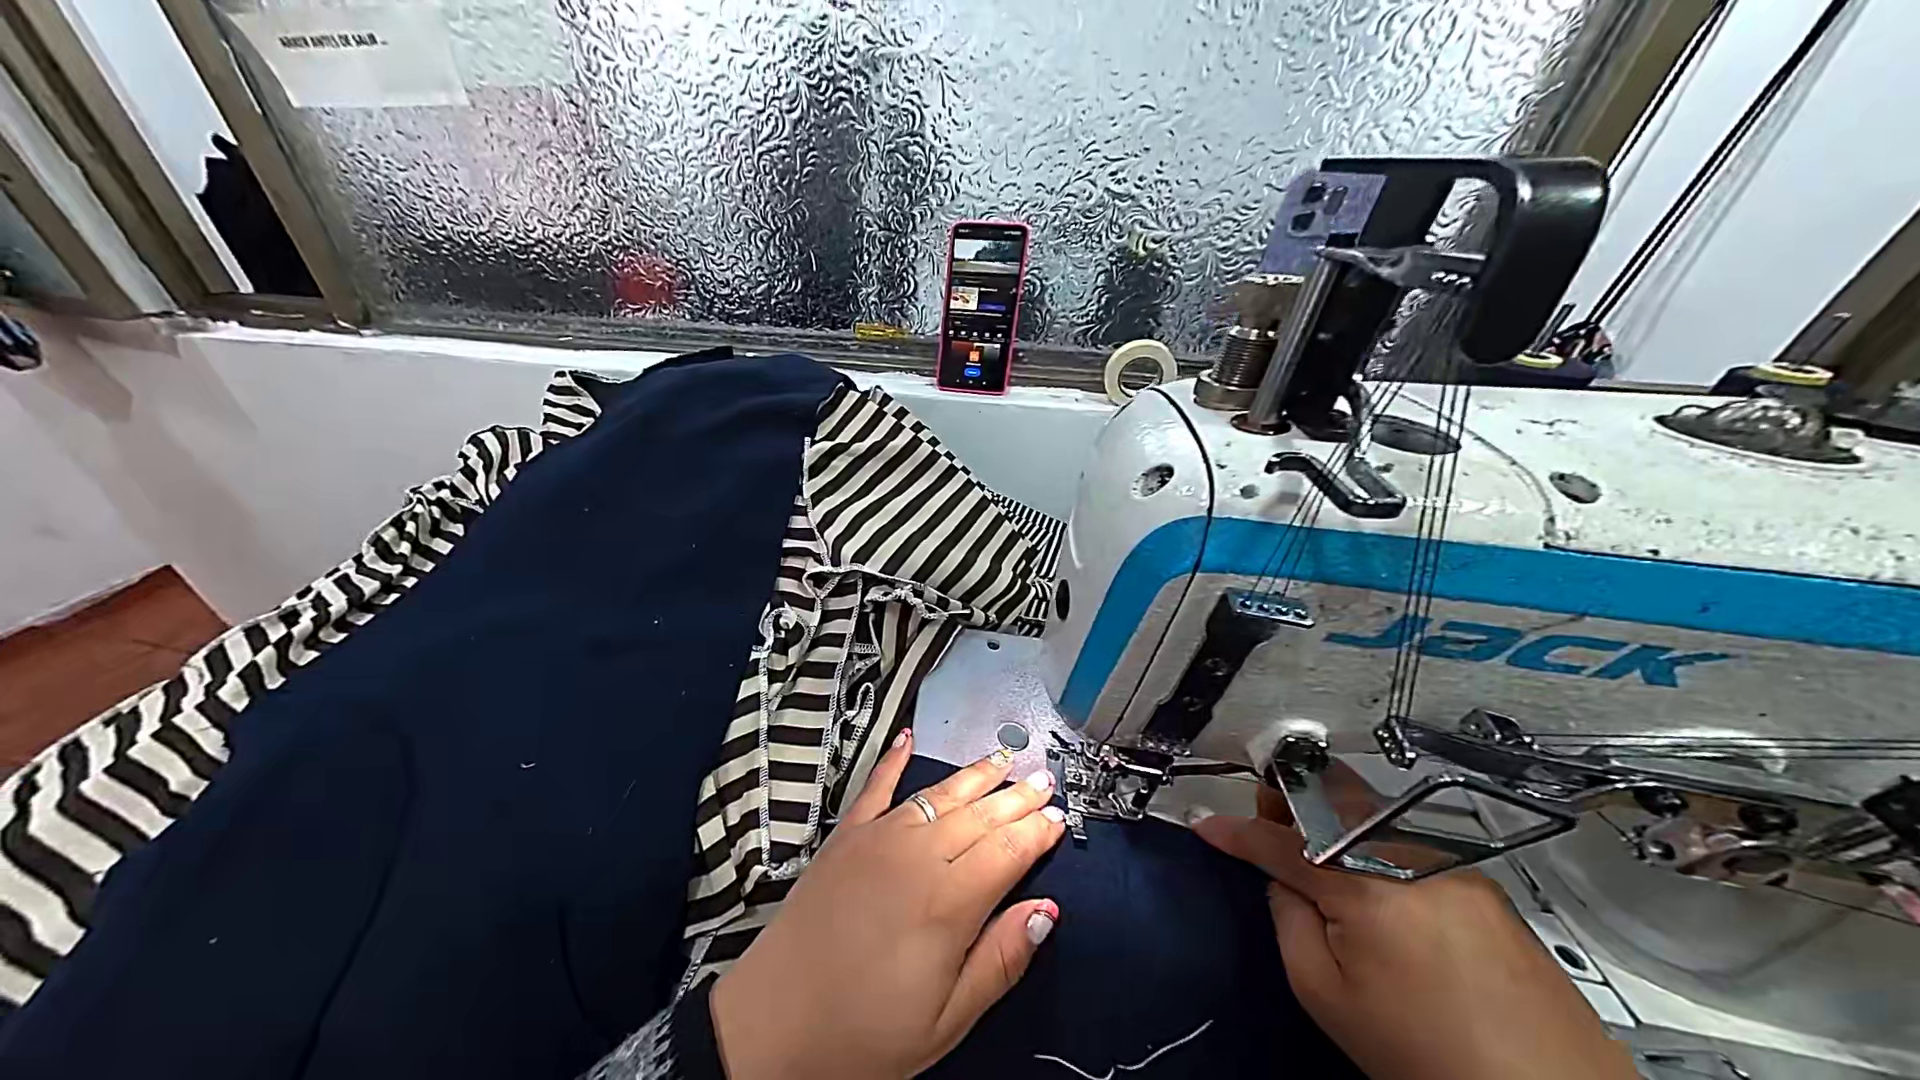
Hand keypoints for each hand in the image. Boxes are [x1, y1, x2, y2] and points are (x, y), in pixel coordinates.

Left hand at [710, 730, 1066, 1078]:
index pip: (1010, 849)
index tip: (1058, 818)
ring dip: (976, 774)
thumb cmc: (860, 1033)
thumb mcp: (946, 1020)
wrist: (772, 1024)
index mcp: (947, 902)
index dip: (1039, 831)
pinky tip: (908, 738)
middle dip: (1017, 795)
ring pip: (941, 793)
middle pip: (982, 814)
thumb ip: (1001, 959)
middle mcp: (916, 856)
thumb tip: (1044, 911)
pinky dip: (893, 759)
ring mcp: (878, 838)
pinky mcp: (846, 836)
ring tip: (1003, 758)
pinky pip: (876, 786)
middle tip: (1042, 779)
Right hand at [1193, 806, 1638, 1079]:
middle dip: (1289, 797)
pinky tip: (1376, 893)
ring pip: (1370, 812)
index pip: (1280, 842)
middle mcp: (1413, 856)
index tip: (1206, 825)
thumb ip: (1287, 919)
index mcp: (1367, 885)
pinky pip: (1406, 841)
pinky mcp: (1484, 882)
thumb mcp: (1325, 995)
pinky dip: (1371, 847)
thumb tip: (1281, 879)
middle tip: (1270, 824)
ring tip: (1320, 864)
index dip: (1236, 832)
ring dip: (1330, 821)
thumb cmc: (1425, 1055)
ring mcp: (1454, 864)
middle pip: (1333, 791)